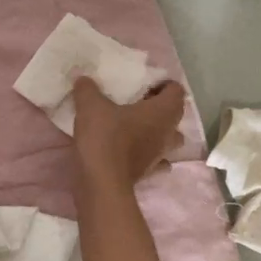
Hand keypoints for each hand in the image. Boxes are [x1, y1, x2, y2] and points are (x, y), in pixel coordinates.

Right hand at [73, 77, 187, 187]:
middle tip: (138, 105)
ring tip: (139, 129)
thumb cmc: (104, 138)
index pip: (176, 90)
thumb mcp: (90, 106)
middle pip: (175, 115)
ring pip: (170, 140)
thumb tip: (83, 79)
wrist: (101, 182)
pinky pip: (158, 161)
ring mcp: (161, 155)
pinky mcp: (150, 172)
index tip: (143, 86)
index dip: (163, 85)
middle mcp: (168, 132)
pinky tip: (137, 154)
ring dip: (160, 133)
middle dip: (161, 109)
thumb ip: (88, 89)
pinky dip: (151, 157)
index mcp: (162, 111)